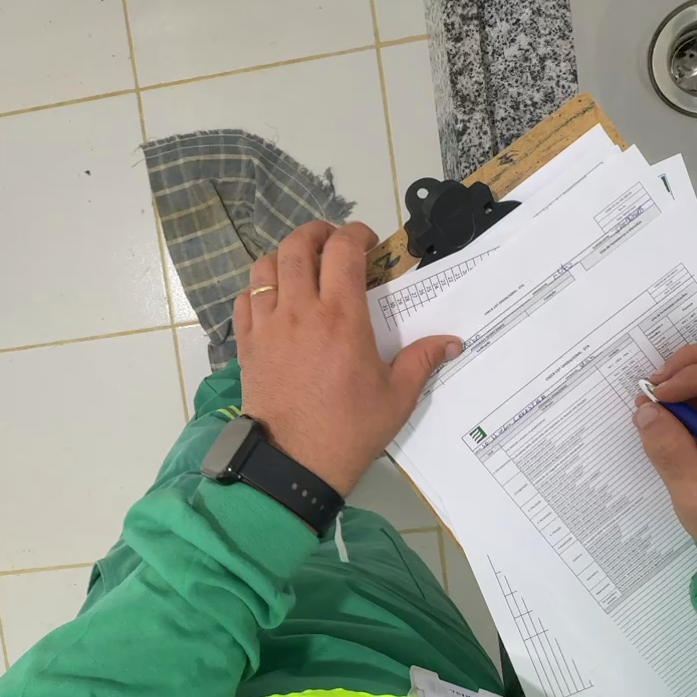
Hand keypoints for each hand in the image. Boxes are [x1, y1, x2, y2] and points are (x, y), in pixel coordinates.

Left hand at [232, 221, 461, 494]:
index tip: (367, 242)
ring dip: (284, 257)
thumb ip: (422, 361)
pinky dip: (258, 289)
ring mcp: (267, 326)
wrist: (294, 463)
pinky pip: (244, 300)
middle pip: (297, 246)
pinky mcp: (246, 344)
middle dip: (317, 233)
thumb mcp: (396, 397)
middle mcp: (300, 311)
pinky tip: (274, 301)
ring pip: (264, 267)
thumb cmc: (349, 429)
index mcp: (341, 317)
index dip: (355, 233)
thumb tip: (452, 342)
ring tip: (301, 267)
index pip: (343, 250)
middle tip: (332, 243)